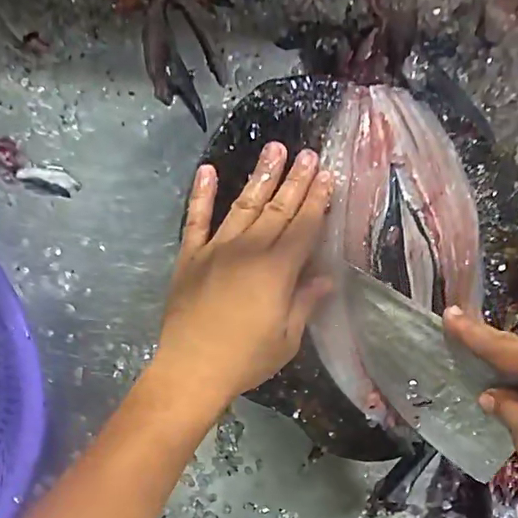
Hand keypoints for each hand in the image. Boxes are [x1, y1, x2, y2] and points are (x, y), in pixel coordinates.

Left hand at [150, 142, 334, 405]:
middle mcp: (249, 250)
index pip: (303, 228)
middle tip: (308, 153)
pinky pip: (196, 219)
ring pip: (242, 205)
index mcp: (277, 270)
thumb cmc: (247, 359)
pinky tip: (207, 171)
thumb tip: (325, 279)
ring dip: (260, 177)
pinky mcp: (190, 257)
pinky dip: (201, 194)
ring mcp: (216, 249)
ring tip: (274, 149)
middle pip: (277, 209)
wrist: (193, 368)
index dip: (317, 201)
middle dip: (295, 181)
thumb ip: (304, 303)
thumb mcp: (287, 338)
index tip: (327, 176)